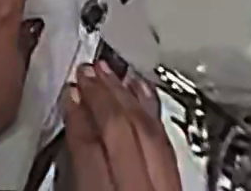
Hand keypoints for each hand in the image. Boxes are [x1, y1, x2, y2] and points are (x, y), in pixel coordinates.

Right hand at [63, 62, 180, 190]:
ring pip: (148, 130)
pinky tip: (143, 91)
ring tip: (109, 71)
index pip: (89, 148)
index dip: (76, 115)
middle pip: (120, 130)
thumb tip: (72, 129)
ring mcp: (167, 190)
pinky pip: (168, 144)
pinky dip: (153, 113)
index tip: (68, 92)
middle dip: (100, 95)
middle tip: (85, 71)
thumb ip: (76, 174)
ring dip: (126, 95)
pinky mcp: (181, 187)